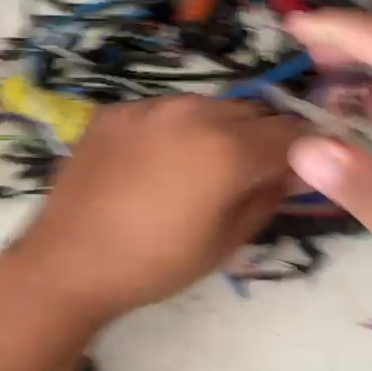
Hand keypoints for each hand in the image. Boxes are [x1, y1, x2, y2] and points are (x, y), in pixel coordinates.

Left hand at [8, 96, 303, 322]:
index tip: (298, 169)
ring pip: (205, 106)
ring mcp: (149, 106)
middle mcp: (193, 112)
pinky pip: (161, 111)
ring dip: (217, 129)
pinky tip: (153, 165)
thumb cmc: (154, 264)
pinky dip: (172, 130)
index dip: (303, 151)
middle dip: (261, 138)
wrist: (68, 262)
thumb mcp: (225, 244)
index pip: (290, 134)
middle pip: (250, 112)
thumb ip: (266, 198)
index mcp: (228, 148)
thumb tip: (290, 172)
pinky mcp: (114, 111)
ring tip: (198, 169)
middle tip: (249, 173)